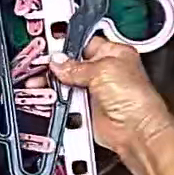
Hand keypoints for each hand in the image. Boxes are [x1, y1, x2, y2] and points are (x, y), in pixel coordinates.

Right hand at [49, 36, 173, 155]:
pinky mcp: (84, 108)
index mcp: (112, 54)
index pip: (82, 43)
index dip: (65, 45)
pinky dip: (55, 101)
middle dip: (53, 67)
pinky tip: (48, 98)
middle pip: (69, 65)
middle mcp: (101, 72)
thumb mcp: (102, 70)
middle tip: (38, 68)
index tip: (47, 48)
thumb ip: (76, 66)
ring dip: (52, 85)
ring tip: (40, 85)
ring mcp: (92, 91)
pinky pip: (63, 102)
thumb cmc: (134, 99)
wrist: (134, 131)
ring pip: (64, 84)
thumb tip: (57, 61)